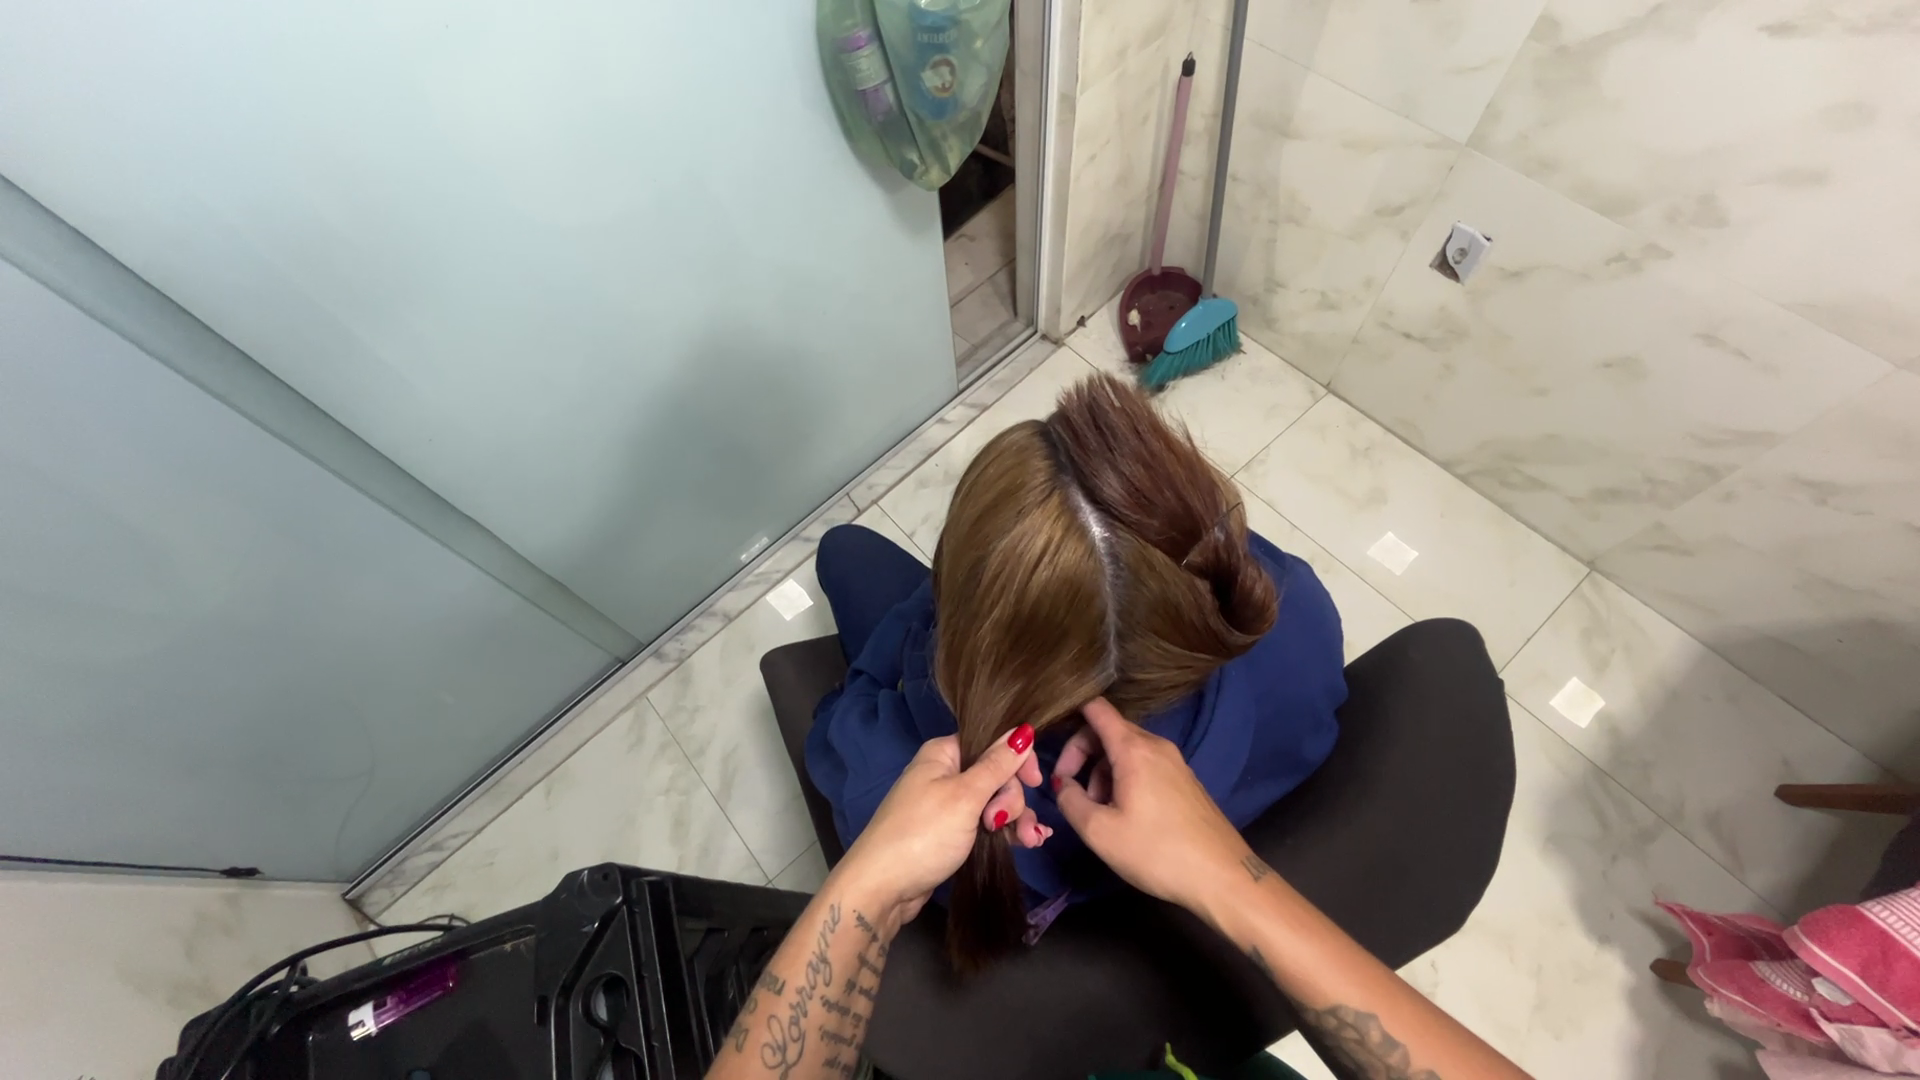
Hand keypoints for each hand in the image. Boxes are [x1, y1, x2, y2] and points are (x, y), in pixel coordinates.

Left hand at [831, 725, 1040, 931]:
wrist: (882, 888)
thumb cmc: (923, 833)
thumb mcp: (965, 796)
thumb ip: (997, 764)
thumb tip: (1023, 729)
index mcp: (944, 753)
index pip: (991, 743)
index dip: (1017, 760)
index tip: (1036, 782)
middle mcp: (945, 773)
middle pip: (996, 775)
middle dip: (1013, 799)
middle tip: (1006, 823)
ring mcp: (947, 805)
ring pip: (993, 802)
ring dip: (1014, 819)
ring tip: (1029, 842)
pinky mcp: (950, 833)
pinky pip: (984, 824)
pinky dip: (1003, 832)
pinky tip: (1026, 843)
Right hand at [1051, 698, 1258, 912]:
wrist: (1222, 877)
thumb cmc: (1156, 851)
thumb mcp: (1099, 832)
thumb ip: (1069, 801)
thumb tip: (1063, 784)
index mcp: (1133, 748)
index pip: (1096, 708)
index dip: (1070, 717)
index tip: (1054, 749)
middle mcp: (1156, 745)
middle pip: (1109, 730)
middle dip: (1083, 755)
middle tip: (1071, 792)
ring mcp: (1175, 762)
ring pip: (1127, 751)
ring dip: (1103, 772)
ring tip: (1099, 810)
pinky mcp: (1185, 780)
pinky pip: (1145, 765)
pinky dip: (1126, 779)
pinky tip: (1125, 815)